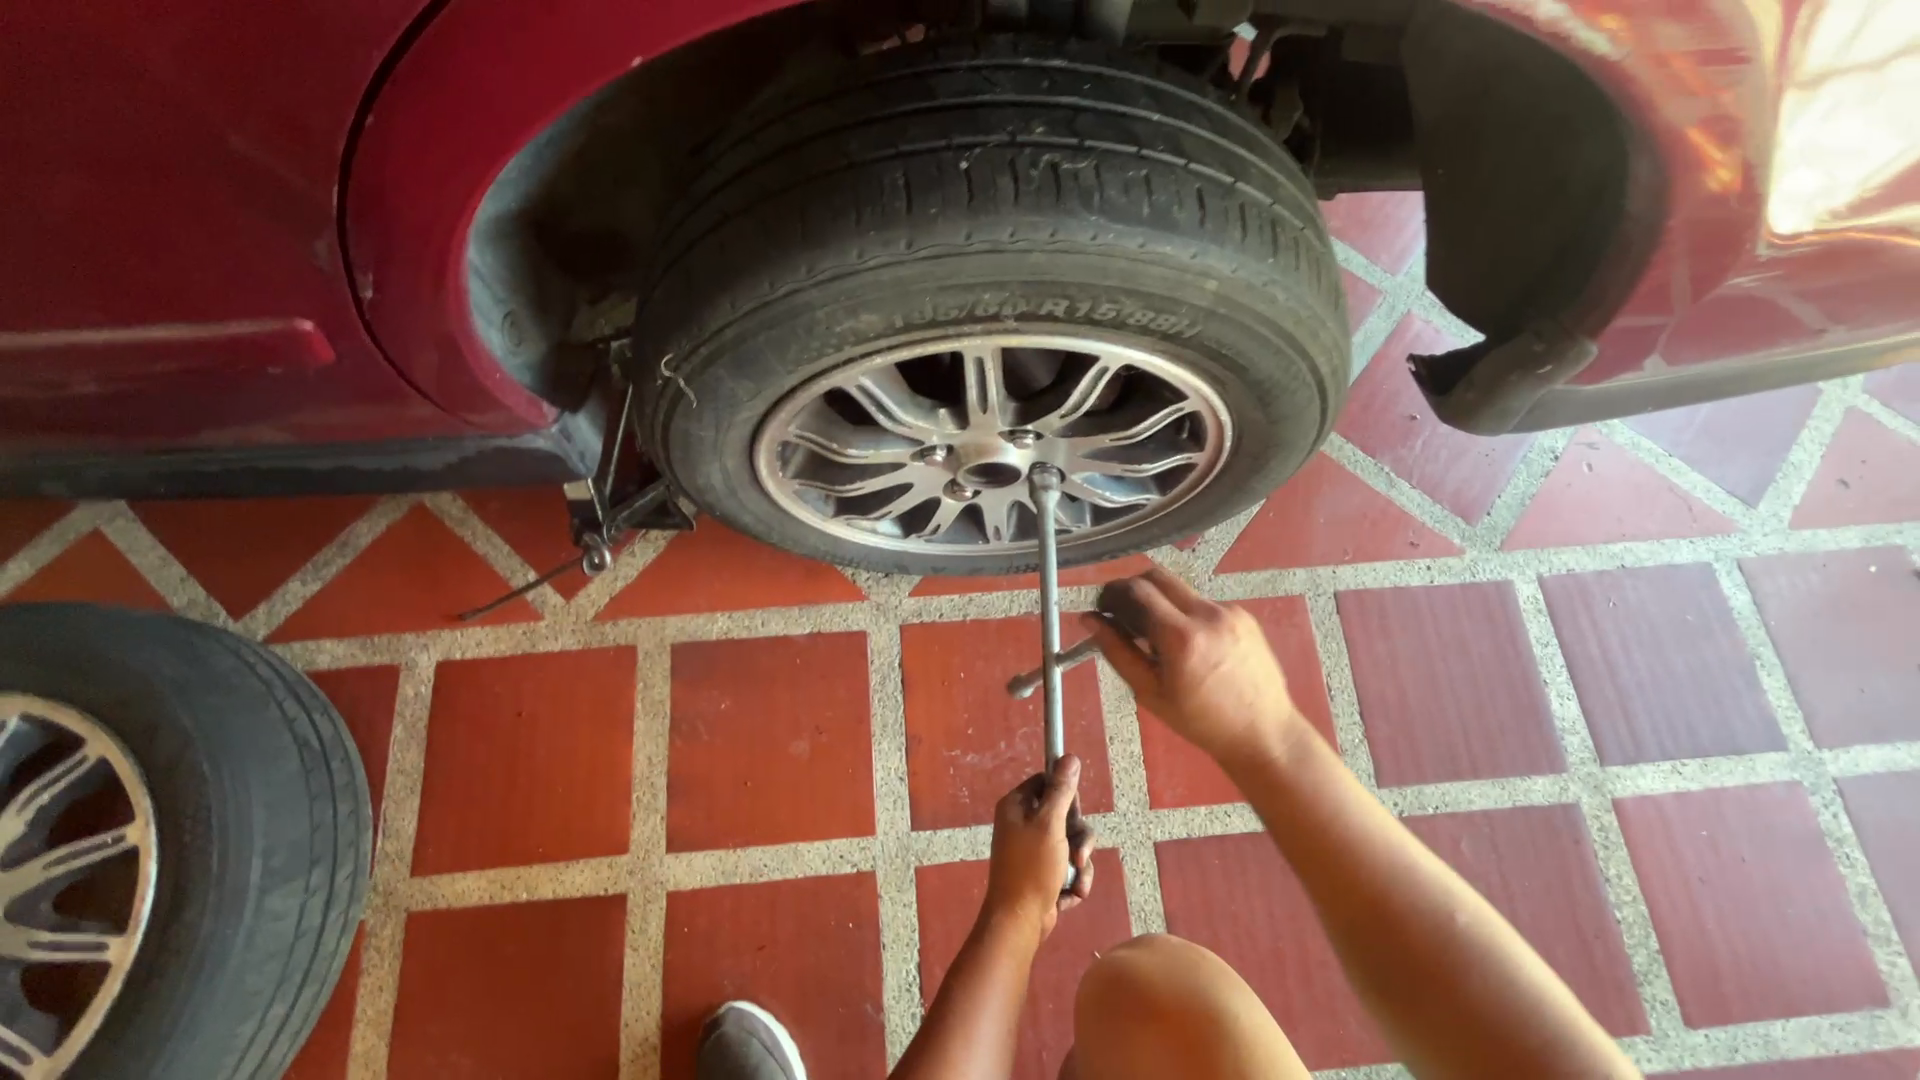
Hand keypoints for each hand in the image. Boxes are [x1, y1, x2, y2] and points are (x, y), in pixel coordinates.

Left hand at [983, 755, 1094, 940]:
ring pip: (1072, 843)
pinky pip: (1069, 866)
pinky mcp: (1043, 872)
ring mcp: (1033, 850)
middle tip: (1077, 854)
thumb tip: (1070, 757)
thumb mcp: (1050, 825)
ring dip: (1080, 865)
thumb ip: (1062, 791)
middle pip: (1065, 815)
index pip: (1046, 783)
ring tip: (1076, 883)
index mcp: (1017, 806)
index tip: (1073, 811)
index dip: (1066, 796)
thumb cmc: (1031, 868)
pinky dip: (1073, 881)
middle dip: (1078, 839)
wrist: (1019, 920)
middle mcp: (1023, 824)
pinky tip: (1070, 896)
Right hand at [1083, 569, 1311, 768]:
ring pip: (1180, 589)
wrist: (1262, 732)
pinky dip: (1184, 614)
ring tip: (1156, 638)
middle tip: (1121, 614)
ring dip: (1159, 603)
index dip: (1112, 593)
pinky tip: (1188, 646)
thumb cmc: (1200, 721)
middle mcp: (1207, 614)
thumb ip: (1117, 651)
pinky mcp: (1243, 614)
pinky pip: (1202, 603)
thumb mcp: (1149, 691)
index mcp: (1180, 637)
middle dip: (1132, 588)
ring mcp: (1229, 611)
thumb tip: (1089, 620)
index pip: (1136, 590)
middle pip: (1157, 576)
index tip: (1103, 609)